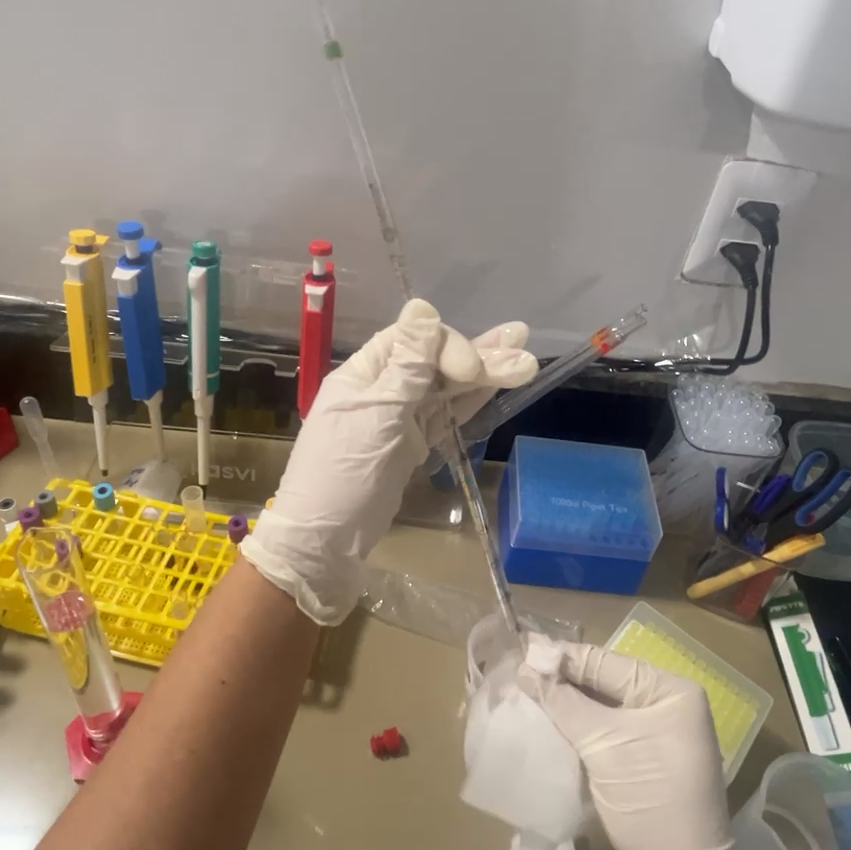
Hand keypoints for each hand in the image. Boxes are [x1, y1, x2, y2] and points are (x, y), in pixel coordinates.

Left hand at [242, 299, 534, 624]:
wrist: (324, 543)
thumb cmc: (343, 476)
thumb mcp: (377, 415)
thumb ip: (407, 365)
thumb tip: (423, 306)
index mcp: (365, 373)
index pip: (414, 339)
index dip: (448, 346)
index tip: (472, 370)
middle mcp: (383, 389)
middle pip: (436, 362)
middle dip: (479, 356)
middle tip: (525, 351)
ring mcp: (400, 419)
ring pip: (446, 389)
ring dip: (484, 376)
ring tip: (526, 359)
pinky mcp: (413, 444)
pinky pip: (445, 415)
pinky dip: (471, 401)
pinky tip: (498, 385)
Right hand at [535, 642, 761, 849]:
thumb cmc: (650, 801)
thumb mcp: (604, 747)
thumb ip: (564, 702)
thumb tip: (525, 666)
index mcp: (670, 690)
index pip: (605, 662)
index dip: (561, 656)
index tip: (520, 647)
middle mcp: (667, 702)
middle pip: (603, 680)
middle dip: (561, 677)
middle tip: (517, 667)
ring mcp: (657, 731)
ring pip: (601, 704)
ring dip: (566, 699)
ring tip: (525, 686)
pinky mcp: (644, 756)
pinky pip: (605, 727)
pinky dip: (578, 723)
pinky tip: (549, 717)